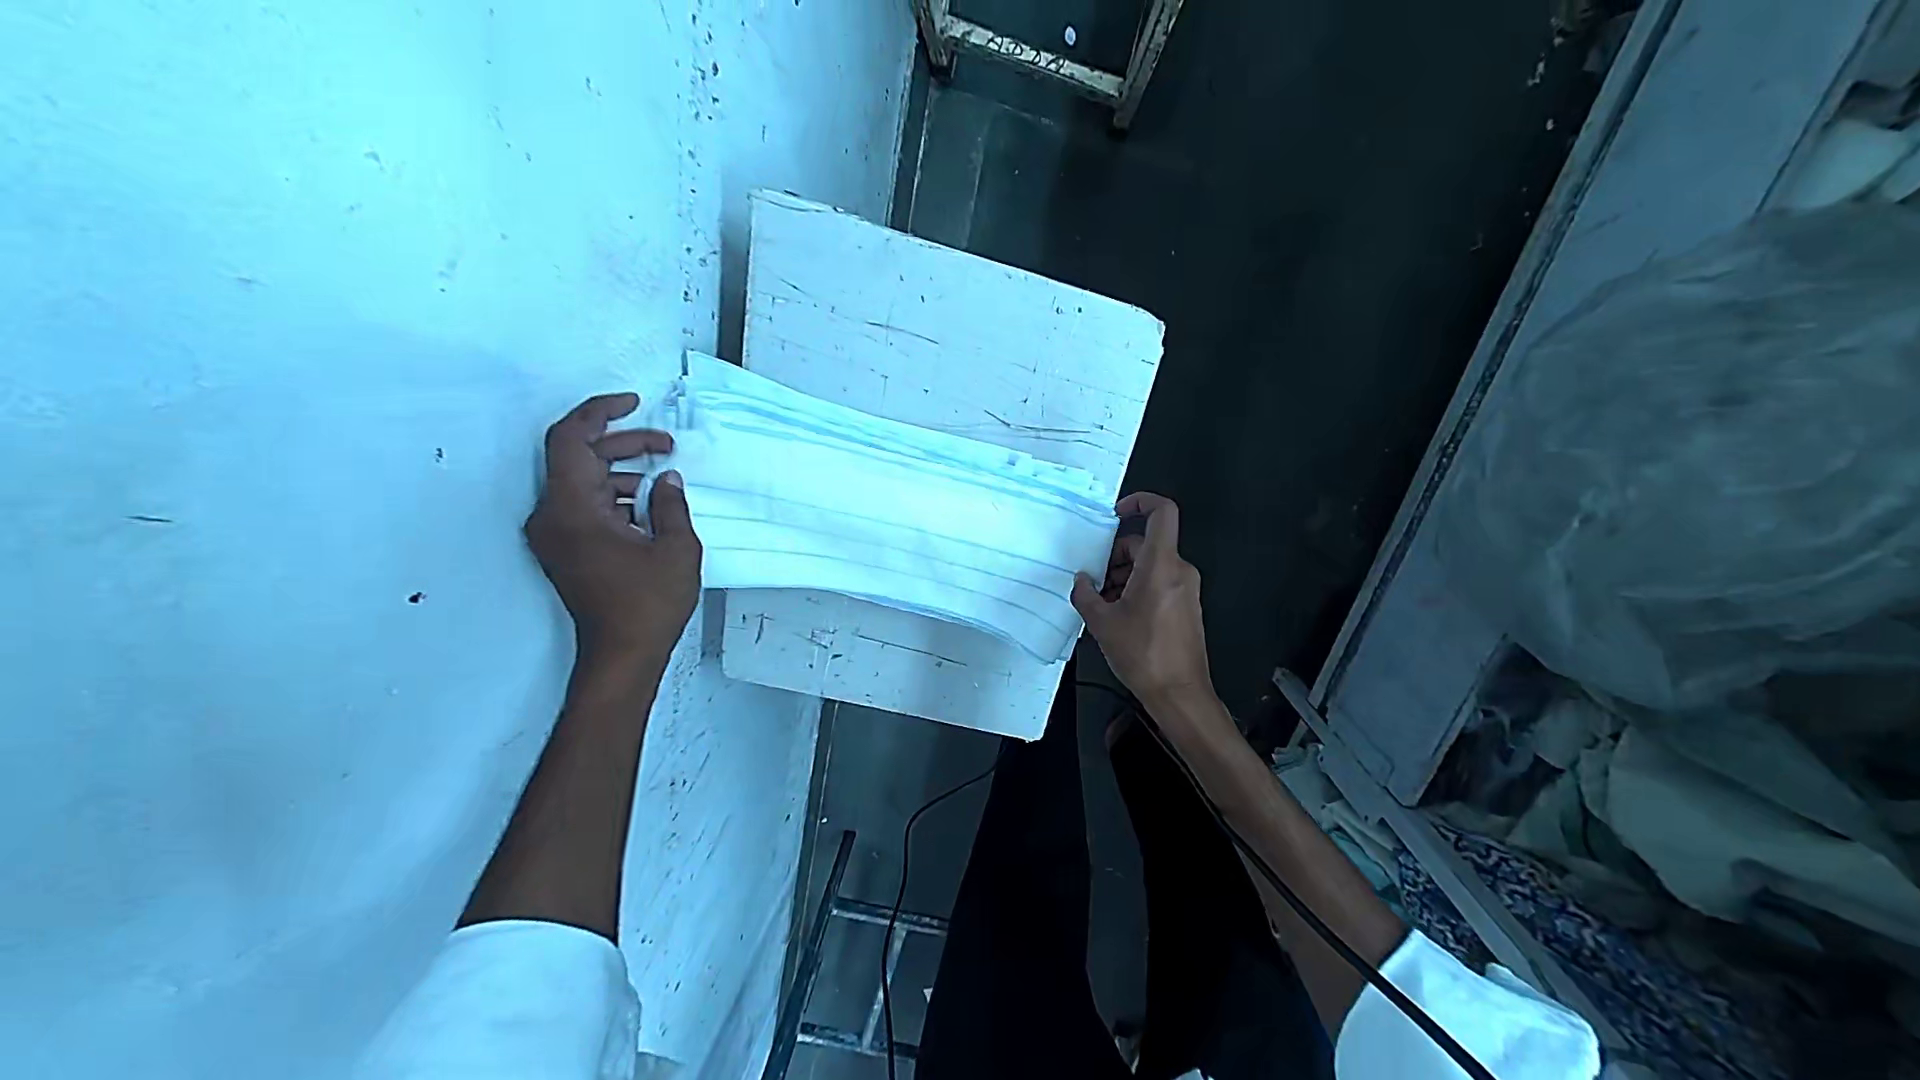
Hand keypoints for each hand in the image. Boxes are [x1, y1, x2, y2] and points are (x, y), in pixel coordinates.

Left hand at [525, 393, 701, 667]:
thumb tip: (668, 481)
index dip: (600, 412)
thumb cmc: (648, 605)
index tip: (632, 403)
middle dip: (623, 443)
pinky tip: (648, 508)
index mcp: (573, 511)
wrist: (622, 654)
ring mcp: (554, 534)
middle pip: (578, 457)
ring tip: (663, 479)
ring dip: (621, 471)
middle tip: (665, 444)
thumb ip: (672, 505)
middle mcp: (552, 517)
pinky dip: (614, 496)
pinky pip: (583, 505)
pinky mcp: (563, 549)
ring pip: (582, 481)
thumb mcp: (676, 549)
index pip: (570, 438)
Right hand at [1072, 493, 1212, 709]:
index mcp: (1161, 565)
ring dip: (1123, 576)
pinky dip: (1137, 589)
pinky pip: (1160, 583)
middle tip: (1094, 582)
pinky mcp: (1187, 606)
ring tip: (1103, 605)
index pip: (1162, 512)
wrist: (1179, 694)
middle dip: (1115, 558)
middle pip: (1145, 544)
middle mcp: (1179, 571)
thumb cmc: (1143, 655)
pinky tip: (1119, 616)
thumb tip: (1081, 581)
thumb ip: (1085, 594)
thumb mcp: (1102, 623)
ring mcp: (1187, 589)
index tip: (1116, 513)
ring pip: (1150, 565)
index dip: (1140, 501)